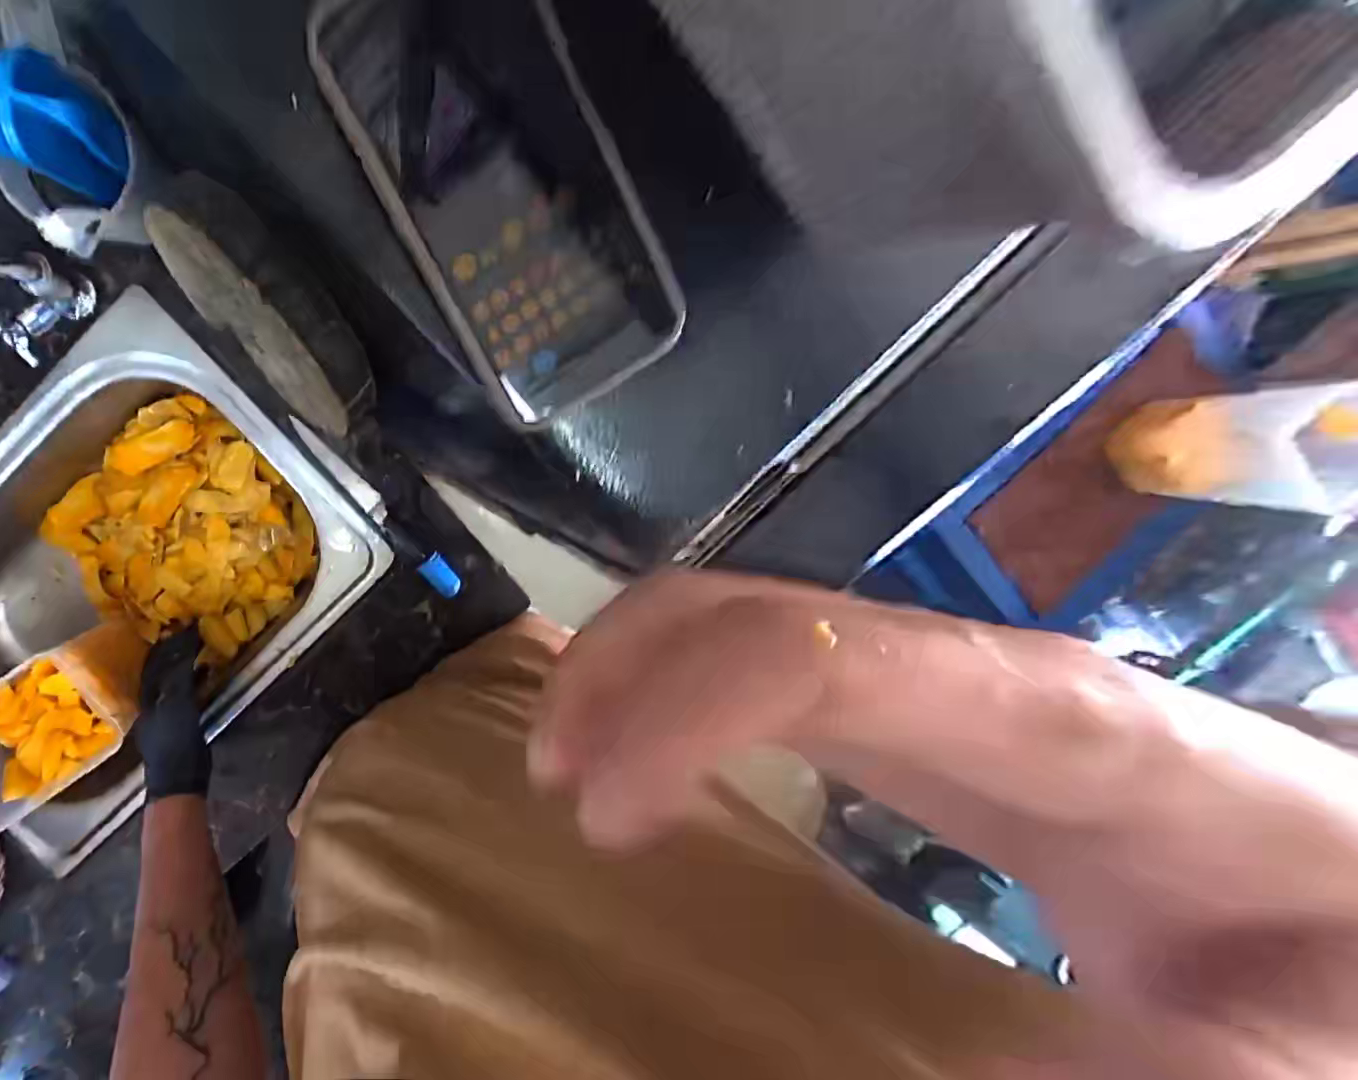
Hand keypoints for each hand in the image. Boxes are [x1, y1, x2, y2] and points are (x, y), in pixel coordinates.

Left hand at [134, 627, 209, 799]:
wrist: (179, 782)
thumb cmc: (176, 743)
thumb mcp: (178, 706)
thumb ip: (179, 678)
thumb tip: (182, 647)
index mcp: (147, 698)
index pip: (155, 663)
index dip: (169, 645)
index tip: (186, 628)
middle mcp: (151, 704)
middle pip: (161, 671)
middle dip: (174, 653)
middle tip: (191, 635)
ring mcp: (163, 715)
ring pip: (172, 682)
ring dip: (184, 666)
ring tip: (200, 650)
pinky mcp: (178, 725)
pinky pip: (184, 693)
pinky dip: (193, 681)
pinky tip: (205, 676)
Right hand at [533, 570, 1357, 1078]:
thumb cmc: (1344, 941)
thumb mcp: (1321, 1033)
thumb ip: (1212, 1065)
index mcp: (1025, 707)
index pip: (798, 656)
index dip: (673, 713)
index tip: (604, 817)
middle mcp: (934, 660)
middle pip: (725, 606)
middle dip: (612, 673)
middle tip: (552, 777)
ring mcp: (896, 668)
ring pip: (711, 613)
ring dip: (614, 669)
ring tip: (565, 757)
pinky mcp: (878, 697)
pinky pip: (730, 657)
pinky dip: (652, 684)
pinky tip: (634, 748)